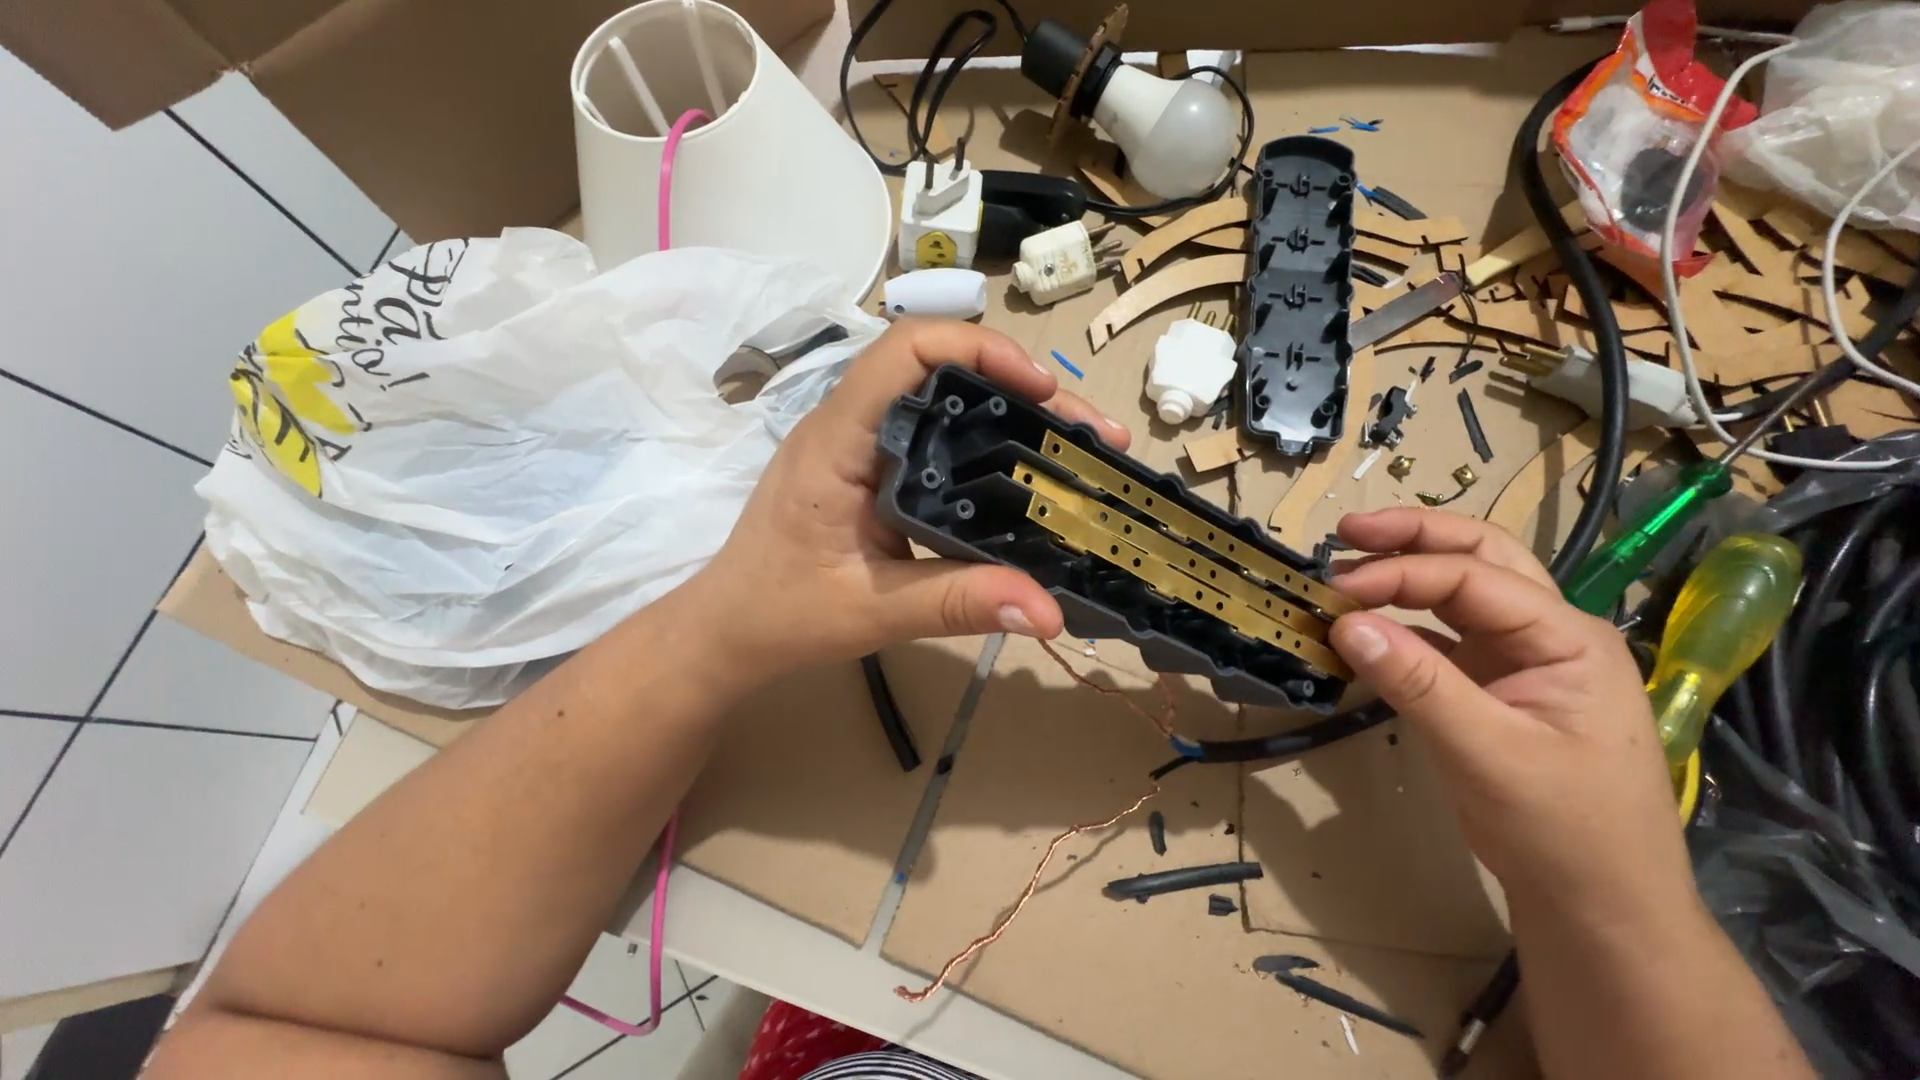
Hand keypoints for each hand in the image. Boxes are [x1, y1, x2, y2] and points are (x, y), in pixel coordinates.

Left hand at [691, 318, 1130, 676]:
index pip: (904, 351)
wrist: (728, 629)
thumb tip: (1049, 612)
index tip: (1043, 390)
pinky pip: (934, 433)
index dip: (979, 350)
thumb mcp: (874, 612)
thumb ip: (957, 604)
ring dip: (1011, 413)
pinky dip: (986, 442)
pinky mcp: (870, 467)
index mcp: (837, 441)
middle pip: (939, 368)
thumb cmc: (782, 615)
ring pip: (942, 399)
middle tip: (1089, 433)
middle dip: (1021, 388)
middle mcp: (848, 426)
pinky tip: (1026, 476)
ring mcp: (858, 444)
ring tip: (1075, 452)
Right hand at [1323, 508, 1694, 924]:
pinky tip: (1365, 626)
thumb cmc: (1562, 826)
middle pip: (1480, 557)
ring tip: (1347, 567)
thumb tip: (1342, 621)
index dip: (1401, 573)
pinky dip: (1403, 623)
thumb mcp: (1486, 753)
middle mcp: (1547, 633)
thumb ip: (1416, 682)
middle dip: (1413, 537)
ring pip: (1463, 590)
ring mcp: (1522, 658)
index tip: (1336, 588)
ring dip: (1407, 572)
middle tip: (1345, 532)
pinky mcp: (1495, 685)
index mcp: (1566, 637)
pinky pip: (1444, 637)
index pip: (1474, 579)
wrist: (1600, 900)